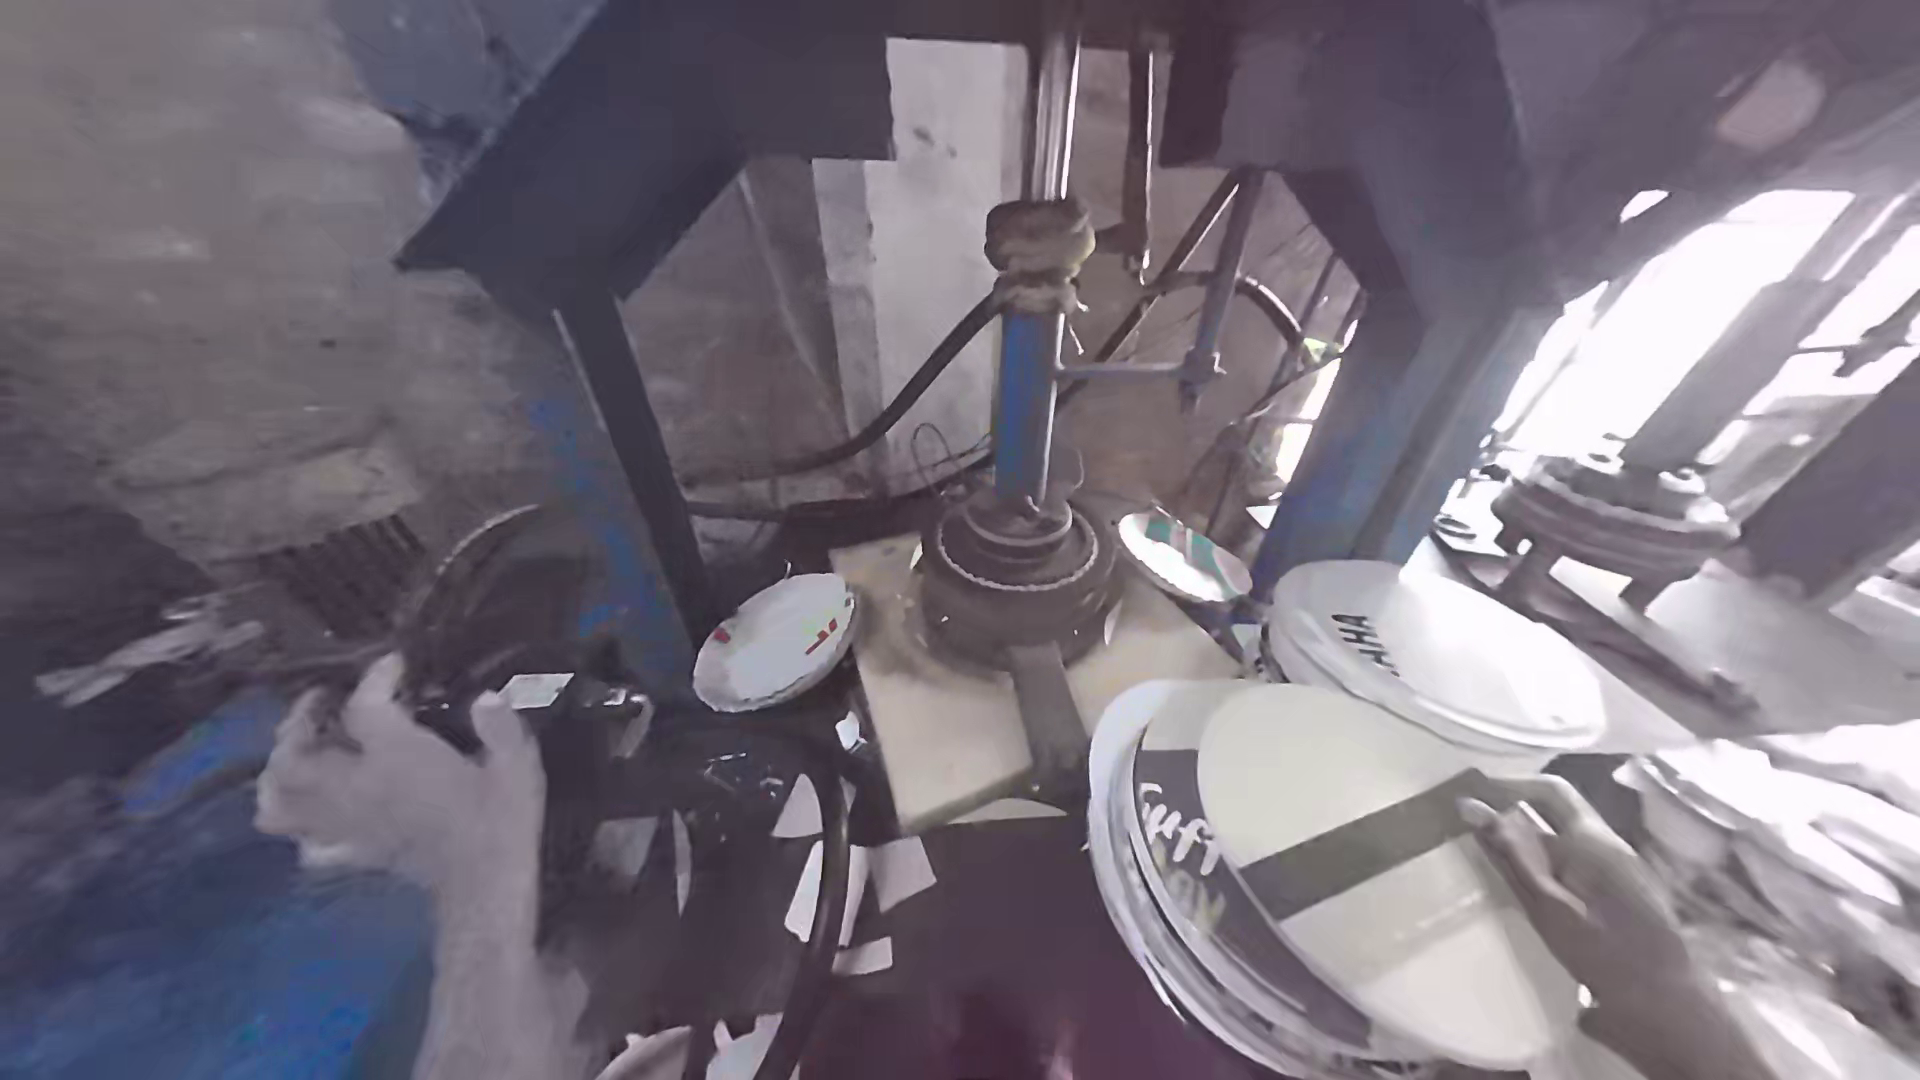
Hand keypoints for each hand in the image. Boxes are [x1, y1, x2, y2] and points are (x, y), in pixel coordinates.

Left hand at [255, 652, 545, 895]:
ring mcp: (345, 823)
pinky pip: (300, 838)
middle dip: (300, 722)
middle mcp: (357, 788)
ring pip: (277, 800)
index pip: (366, 709)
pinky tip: (313, 809)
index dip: (375, 679)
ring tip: (297, 753)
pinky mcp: (349, 850)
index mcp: (399, 758)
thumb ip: (500, 725)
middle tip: (321, 702)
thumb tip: (485, 695)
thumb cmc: (504, 814)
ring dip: (276, 772)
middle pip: (296, 755)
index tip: (393, 661)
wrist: (485, 879)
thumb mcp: (517, 761)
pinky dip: (295, 821)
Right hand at [1465, 776, 1776, 1079]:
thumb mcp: (1545, 903)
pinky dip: (1546, 857)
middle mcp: (1613, 846)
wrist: (1675, 1014)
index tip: (1474, 794)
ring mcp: (1625, 870)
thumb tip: (1467, 803)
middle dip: (1513, 811)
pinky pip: (1577, 857)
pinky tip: (1528, 881)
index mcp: (1595, 841)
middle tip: (1473, 823)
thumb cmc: (1604, 954)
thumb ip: (1508, 851)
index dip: (1509, 784)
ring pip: (1565, 836)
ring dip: (1527, 836)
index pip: (1550, 789)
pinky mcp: (1627, 893)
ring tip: (1492, 852)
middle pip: (1557, 811)